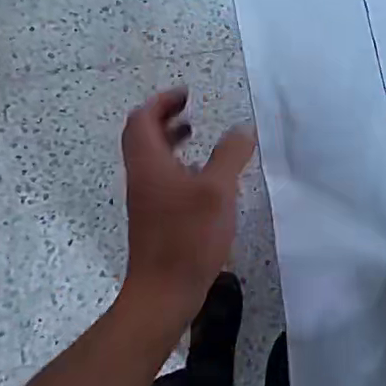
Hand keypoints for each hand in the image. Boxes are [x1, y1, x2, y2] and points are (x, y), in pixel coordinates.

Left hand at [119, 88, 256, 322]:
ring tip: (196, 134)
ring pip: (151, 158)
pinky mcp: (155, 218)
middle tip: (190, 109)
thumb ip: (230, 155)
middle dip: (163, 117)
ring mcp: (146, 200)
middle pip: (142, 136)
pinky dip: (177, 164)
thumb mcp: (217, 191)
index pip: (142, 119)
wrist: (163, 291)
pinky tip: (202, 177)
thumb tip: (243, 128)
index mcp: (149, 164)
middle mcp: (142, 177)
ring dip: (170, 140)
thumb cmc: (188, 237)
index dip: (161, 101)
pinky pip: (161, 178)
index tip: (187, 94)